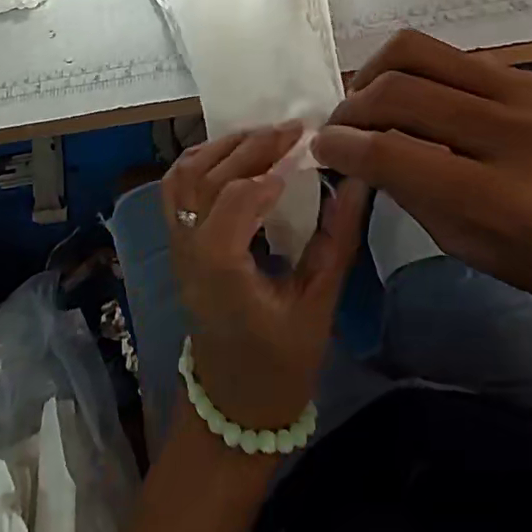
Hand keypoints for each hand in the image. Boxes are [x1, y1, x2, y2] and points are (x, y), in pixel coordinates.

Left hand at [160, 124, 368, 433]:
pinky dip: (201, 160)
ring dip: (221, 147)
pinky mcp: (176, 242)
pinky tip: (235, 154)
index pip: (233, 199)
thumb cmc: (280, 363)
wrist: (233, 402)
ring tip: (264, 135)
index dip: (268, 170)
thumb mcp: (318, 304)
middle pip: (206, 178)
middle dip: (250, 146)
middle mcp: (188, 249)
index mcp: (220, 270)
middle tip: (292, 129)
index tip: (305, 152)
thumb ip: (336, 241)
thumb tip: (355, 183)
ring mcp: (175, 244)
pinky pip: (176, 187)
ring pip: (182, 175)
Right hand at [311, 30, 531, 333]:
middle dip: (350, 108)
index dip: (343, 148)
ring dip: (373, 74)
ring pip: (416, 51)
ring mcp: (526, 94)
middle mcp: (518, 134)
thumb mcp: (470, 248)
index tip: (318, 149)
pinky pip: (446, 56)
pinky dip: (410, 73)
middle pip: (399, 91)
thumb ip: (409, 192)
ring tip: (363, 104)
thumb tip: (355, 151)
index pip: (395, 154)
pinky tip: (408, 101)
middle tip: (335, 130)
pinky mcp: (528, 76)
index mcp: (509, 199)